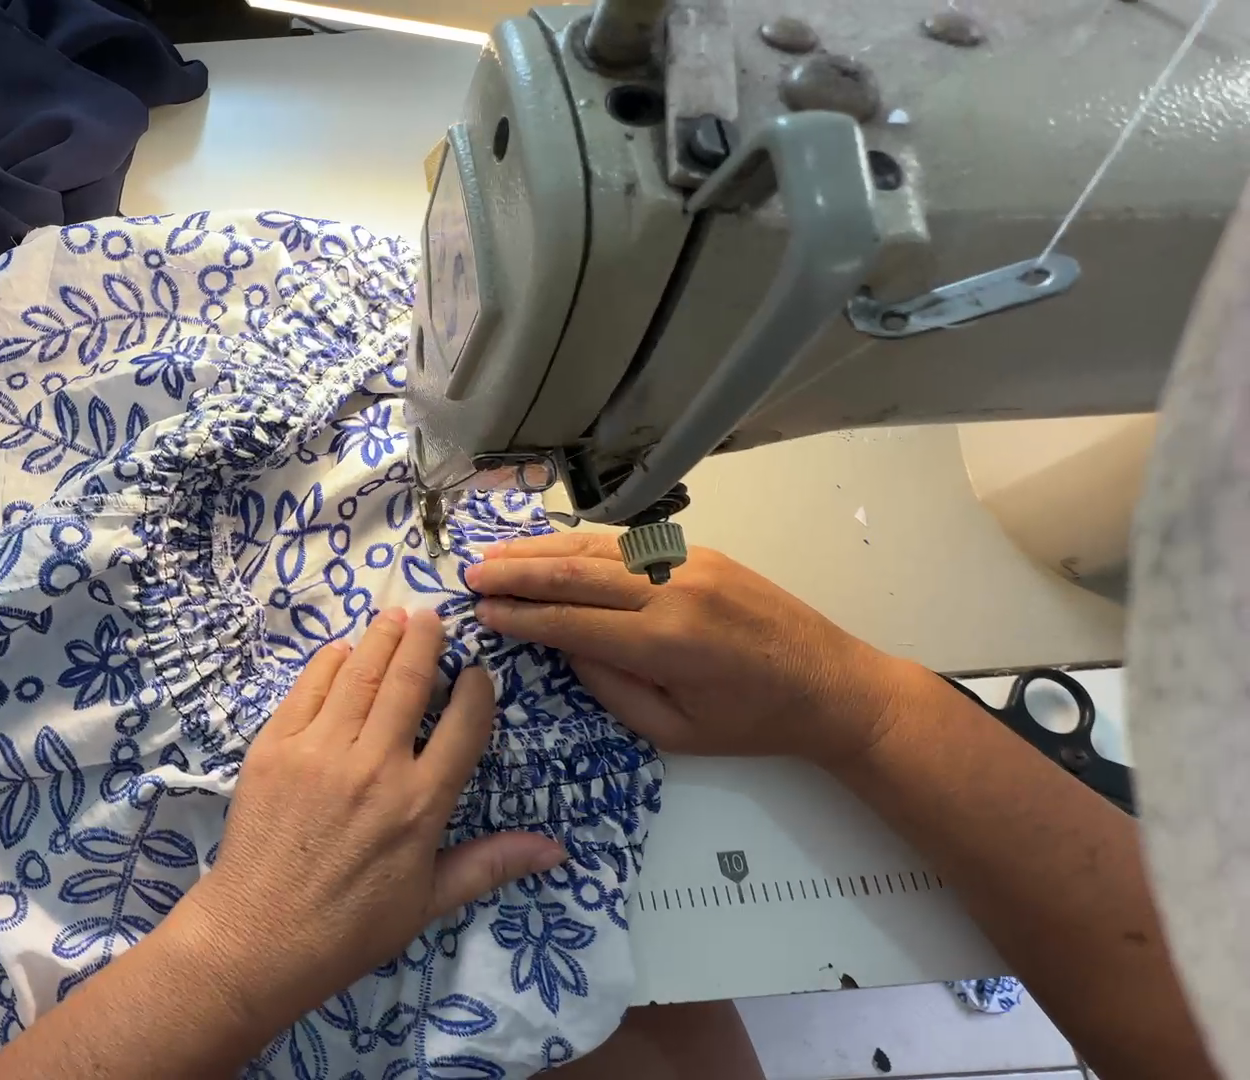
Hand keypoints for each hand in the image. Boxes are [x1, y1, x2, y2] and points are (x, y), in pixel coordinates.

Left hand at [168, 608, 566, 1031]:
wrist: (259, 936)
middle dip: (424, 639)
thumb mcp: (429, 901)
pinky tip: (340, 650)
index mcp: (421, 803)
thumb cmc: (351, 925)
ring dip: (380, 638)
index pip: (463, 724)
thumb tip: (557, 849)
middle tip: (430, 614)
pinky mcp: (275, 745)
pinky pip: (308, 689)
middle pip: (408, 681)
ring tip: (393, 615)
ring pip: (359, 674)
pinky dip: (328, 663)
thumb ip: (490, 864)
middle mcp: (374, 764)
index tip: (477, 671)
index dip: (475, 689)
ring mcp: (319, 749)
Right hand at [466, 533, 915, 768]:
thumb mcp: (672, 730)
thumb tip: (564, 642)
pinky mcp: (696, 550)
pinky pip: (623, 543)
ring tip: (494, 554)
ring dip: (538, 550)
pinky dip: (576, 543)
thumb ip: (609, 686)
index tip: (482, 613)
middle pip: (574, 573)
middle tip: (471, 575)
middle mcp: (672, 589)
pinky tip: (546, 547)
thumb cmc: (749, 722)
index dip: (521, 617)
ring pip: (594, 548)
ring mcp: (686, 561)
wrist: (834, 685)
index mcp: (666, 642)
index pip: (571, 621)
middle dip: (516, 573)